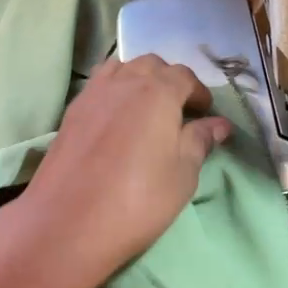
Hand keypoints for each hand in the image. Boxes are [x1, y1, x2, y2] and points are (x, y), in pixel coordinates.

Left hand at [19, 54, 231, 280]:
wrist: (68, 222)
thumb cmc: (138, 199)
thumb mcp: (182, 175)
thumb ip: (200, 141)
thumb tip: (219, 124)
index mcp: (158, 92)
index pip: (185, 76)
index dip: (199, 93)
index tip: (205, 114)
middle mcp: (125, 81)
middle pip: (152, 65)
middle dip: (169, 81)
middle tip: (178, 112)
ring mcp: (94, 93)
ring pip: (122, 68)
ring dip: (139, 80)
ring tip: (146, 110)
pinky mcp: (72, 110)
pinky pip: (99, 85)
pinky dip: (115, 90)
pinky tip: (117, 119)